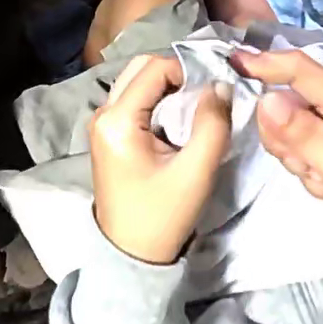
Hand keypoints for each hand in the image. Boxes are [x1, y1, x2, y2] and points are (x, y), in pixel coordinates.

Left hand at [89, 54, 232, 264]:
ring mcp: (102, 123)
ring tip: (195, 108)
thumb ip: (213, 124)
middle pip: (141, 68)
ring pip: (137, 81)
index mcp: (117, 120)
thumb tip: (220, 85)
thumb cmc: (162, 215)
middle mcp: (102, 113)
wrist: (130, 255)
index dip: (187, 71)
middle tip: (204, 96)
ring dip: (167, 86)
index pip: (154, 68)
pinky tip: (178, 120)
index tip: (213, 90)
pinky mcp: (109, 133)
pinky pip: (135, 99)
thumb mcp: (195, 171)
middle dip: (176, 74)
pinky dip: (158, 99)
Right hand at [231, 49, 322, 240]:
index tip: (231, 60)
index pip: (301, 69)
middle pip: (285, 102)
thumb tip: (266, 99)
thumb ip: (304, 134)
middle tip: (309, 166)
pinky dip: (303, 169)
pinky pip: (294, 150)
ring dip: (294, 156)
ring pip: (284, 130)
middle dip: (284, 136)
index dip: (266, 61)